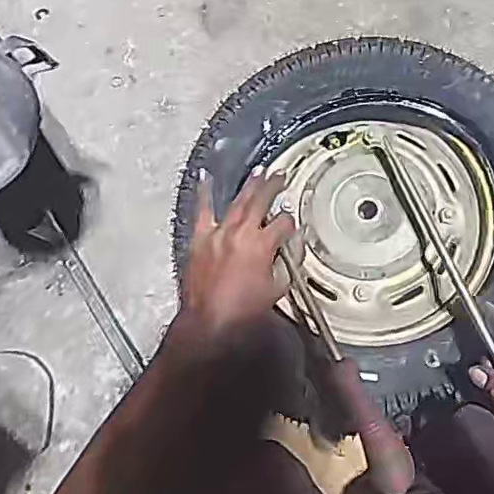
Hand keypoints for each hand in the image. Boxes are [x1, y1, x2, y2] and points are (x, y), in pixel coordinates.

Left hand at [173, 171, 296, 348]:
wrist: (208, 322)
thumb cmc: (241, 311)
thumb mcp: (274, 289)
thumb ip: (282, 267)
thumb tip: (284, 257)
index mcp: (262, 245)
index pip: (283, 223)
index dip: (290, 222)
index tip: (291, 223)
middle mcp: (241, 233)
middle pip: (261, 201)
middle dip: (273, 186)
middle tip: (280, 175)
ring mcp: (219, 233)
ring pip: (238, 201)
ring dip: (250, 185)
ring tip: (259, 172)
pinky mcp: (201, 238)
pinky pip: (203, 210)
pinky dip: (204, 192)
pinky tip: (205, 176)